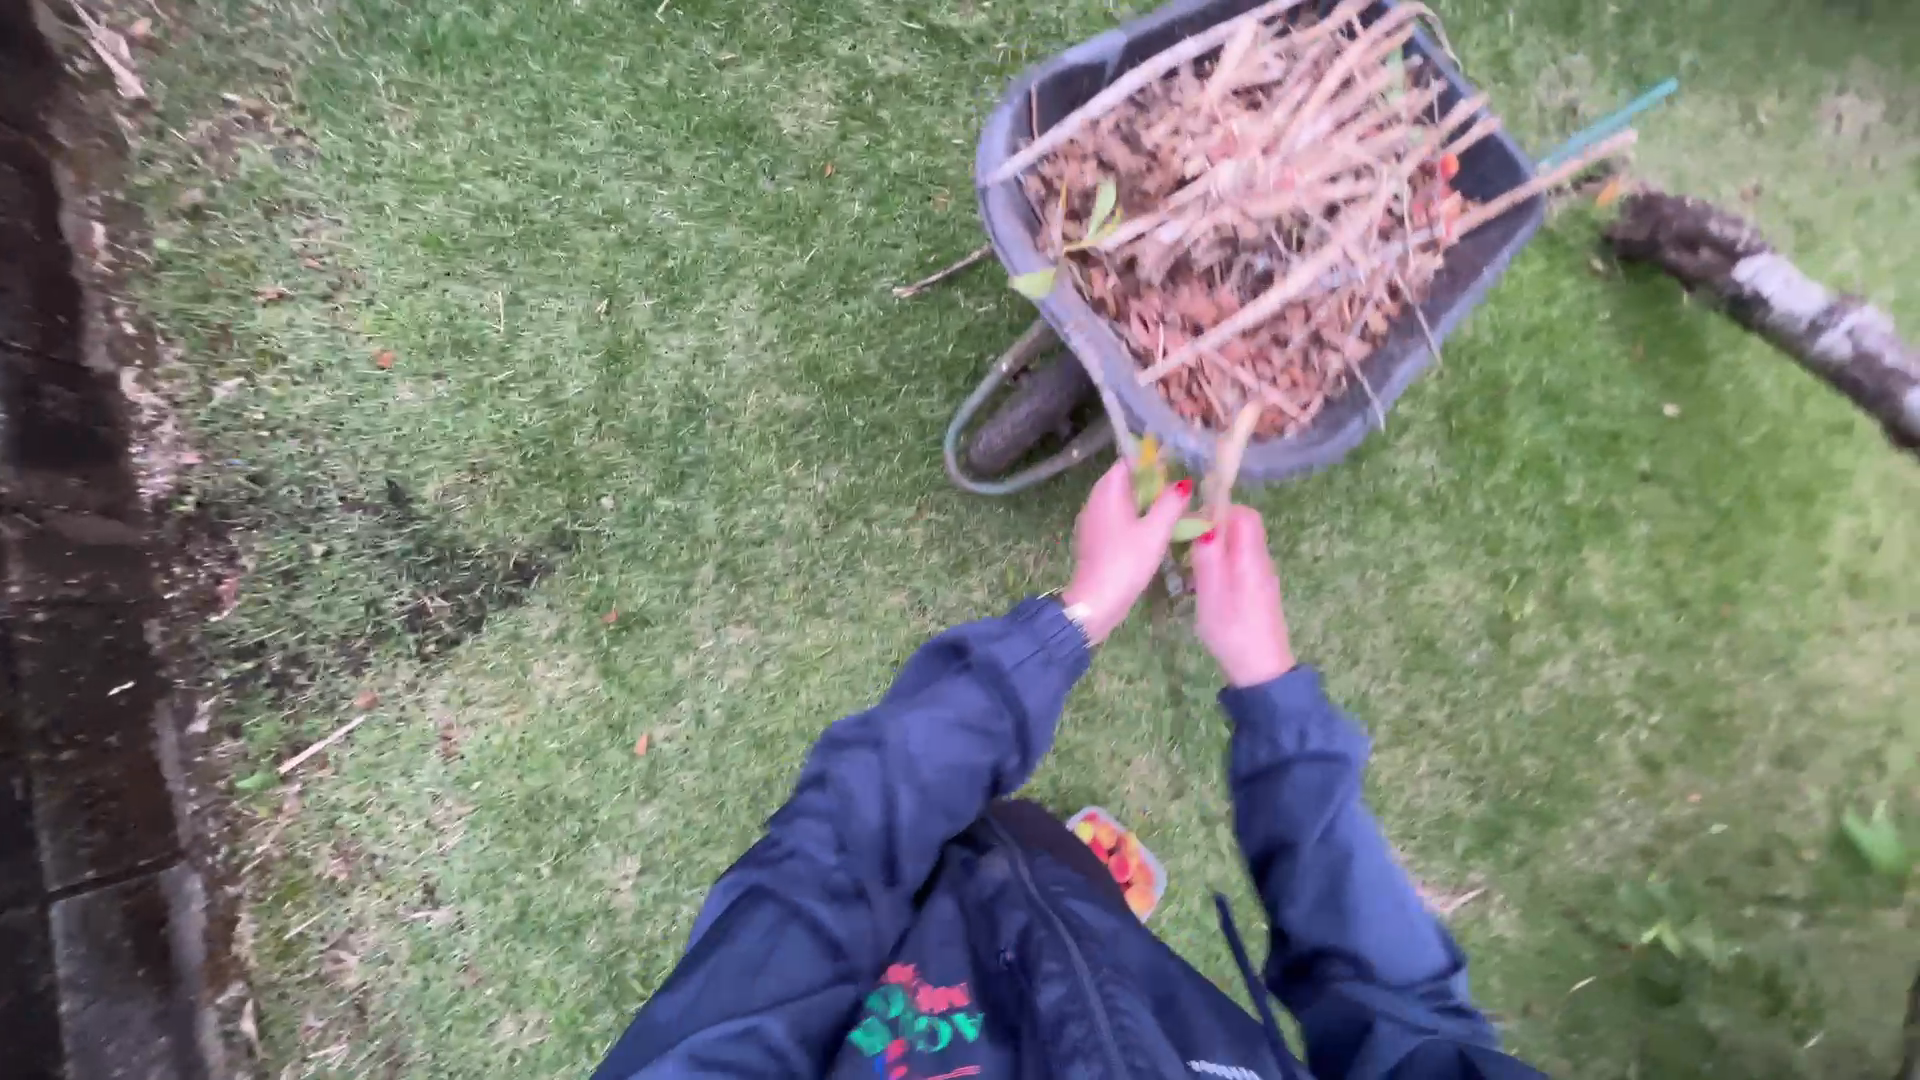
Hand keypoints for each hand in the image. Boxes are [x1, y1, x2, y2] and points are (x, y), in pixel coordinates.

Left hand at [1060, 460, 1191, 644]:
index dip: (1150, 462)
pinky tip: (1153, 531)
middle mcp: (1095, 500)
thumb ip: (1170, 504)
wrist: (1096, 601)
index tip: (1175, 467)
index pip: (1127, 462)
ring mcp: (1093, 521)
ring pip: (1121, 502)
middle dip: (1150, 483)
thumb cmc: (1126, 561)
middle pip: (1124, 481)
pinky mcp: (1095, 539)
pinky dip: (1134, 519)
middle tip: (1179, 490)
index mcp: (1107, 491)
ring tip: (1171, 509)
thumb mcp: (1155, 531)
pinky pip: (1117, 519)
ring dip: (1144, 503)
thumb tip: (1183, 483)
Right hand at [1190, 505, 1294, 686]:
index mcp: (1251, 557)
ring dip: (1214, 546)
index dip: (1217, 509)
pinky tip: (1202, 582)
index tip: (1190, 523)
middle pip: (1242, 526)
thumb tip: (1203, 521)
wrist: (1261, 671)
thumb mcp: (1212, 593)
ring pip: (1238, 545)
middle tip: (1185, 544)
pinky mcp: (1257, 591)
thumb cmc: (1232, 631)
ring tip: (1188, 563)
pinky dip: (1219, 563)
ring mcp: (1260, 576)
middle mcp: (1260, 561)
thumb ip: (1208, 556)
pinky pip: (1238, 562)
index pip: (1243, 513)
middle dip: (1212, 526)